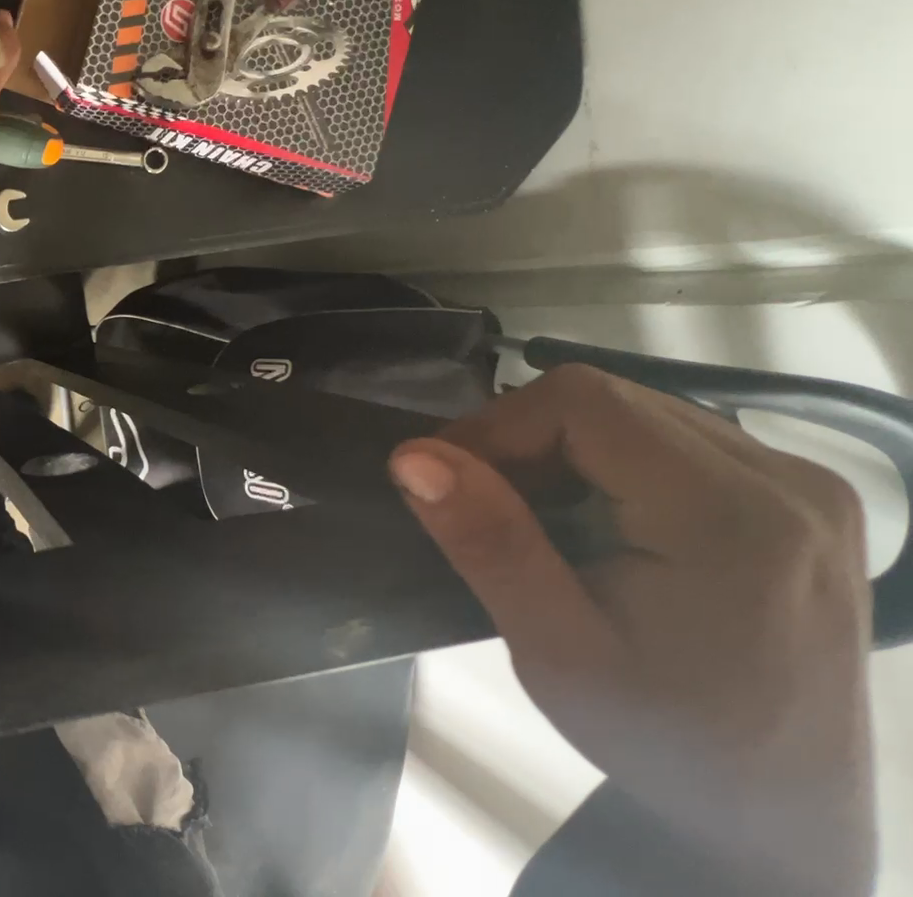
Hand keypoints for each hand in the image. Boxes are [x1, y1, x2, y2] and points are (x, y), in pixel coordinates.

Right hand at [388, 366, 874, 892]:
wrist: (777, 813)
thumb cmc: (661, 739)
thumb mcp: (555, 649)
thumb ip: (489, 542)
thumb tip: (412, 456)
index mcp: (732, 515)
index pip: (583, 402)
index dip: (494, 427)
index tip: (450, 487)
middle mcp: (784, 479)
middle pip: (610, 400)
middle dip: (522, 441)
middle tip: (484, 511)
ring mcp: (801, 485)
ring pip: (636, 412)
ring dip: (560, 453)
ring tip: (534, 524)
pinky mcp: (797, 500)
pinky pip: (669, 439)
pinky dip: (604, 465)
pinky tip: (591, 526)